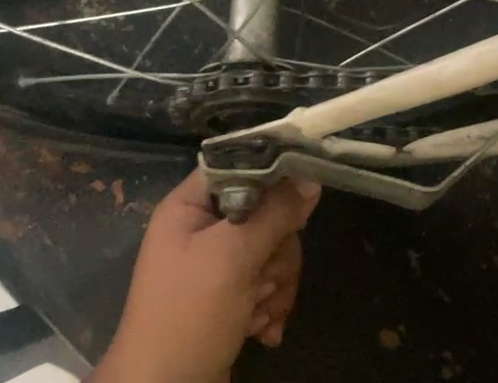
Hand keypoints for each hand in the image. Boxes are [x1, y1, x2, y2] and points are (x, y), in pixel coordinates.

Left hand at [90, 169, 321, 382]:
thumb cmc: (186, 319)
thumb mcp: (232, 258)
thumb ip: (274, 214)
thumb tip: (310, 179)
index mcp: (189, 207)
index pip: (238, 166)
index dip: (272, 175)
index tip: (300, 195)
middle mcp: (204, 229)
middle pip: (267, 211)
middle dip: (276, 250)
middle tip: (263, 275)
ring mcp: (219, 266)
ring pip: (275, 249)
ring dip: (276, 284)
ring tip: (259, 314)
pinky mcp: (233, 298)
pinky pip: (270, 282)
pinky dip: (271, 306)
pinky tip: (259, 330)